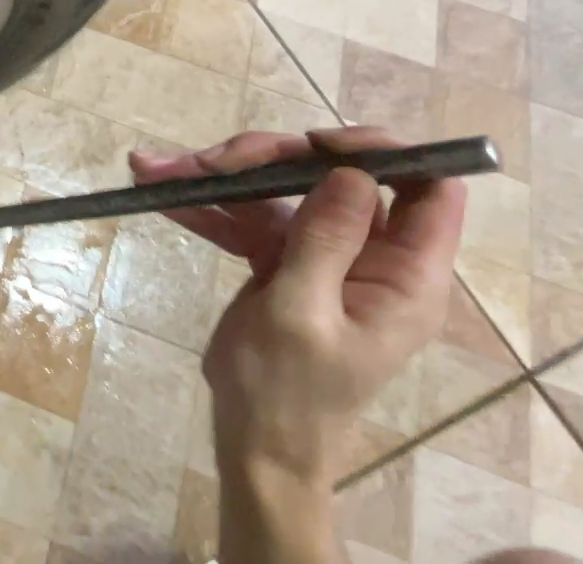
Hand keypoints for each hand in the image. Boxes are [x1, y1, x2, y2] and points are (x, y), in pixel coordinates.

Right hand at [128, 127, 466, 486]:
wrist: (254, 441)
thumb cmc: (288, 391)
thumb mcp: (302, 315)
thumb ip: (326, 242)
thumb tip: (352, 173)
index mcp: (404, 273)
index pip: (427, 189)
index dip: (381, 151)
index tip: (314, 141)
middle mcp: (370, 254)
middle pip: (331, 176)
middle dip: (266, 160)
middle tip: (208, 162)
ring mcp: (321, 255)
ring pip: (278, 190)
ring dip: (218, 177)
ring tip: (154, 168)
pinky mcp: (280, 260)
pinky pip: (245, 217)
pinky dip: (204, 205)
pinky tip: (158, 192)